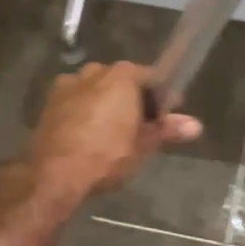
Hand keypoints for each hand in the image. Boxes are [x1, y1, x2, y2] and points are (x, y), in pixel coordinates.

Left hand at [26, 63, 201, 194]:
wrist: (53, 174)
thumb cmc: (107, 155)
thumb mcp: (143, 145)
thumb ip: (167, 130)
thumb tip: (196, 125)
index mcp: (122, 74)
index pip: (151, 78)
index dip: (162, 98)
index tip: (166, 118)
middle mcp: (94, 71)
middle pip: (122, 81)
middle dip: (133, 100)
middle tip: (142, 128)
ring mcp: (68, 85)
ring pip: (97, 90)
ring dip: (108, 105)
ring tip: (115, 134)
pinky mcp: (49, 103)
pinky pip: (77, 102)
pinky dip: (86, 113)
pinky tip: (90, 136)